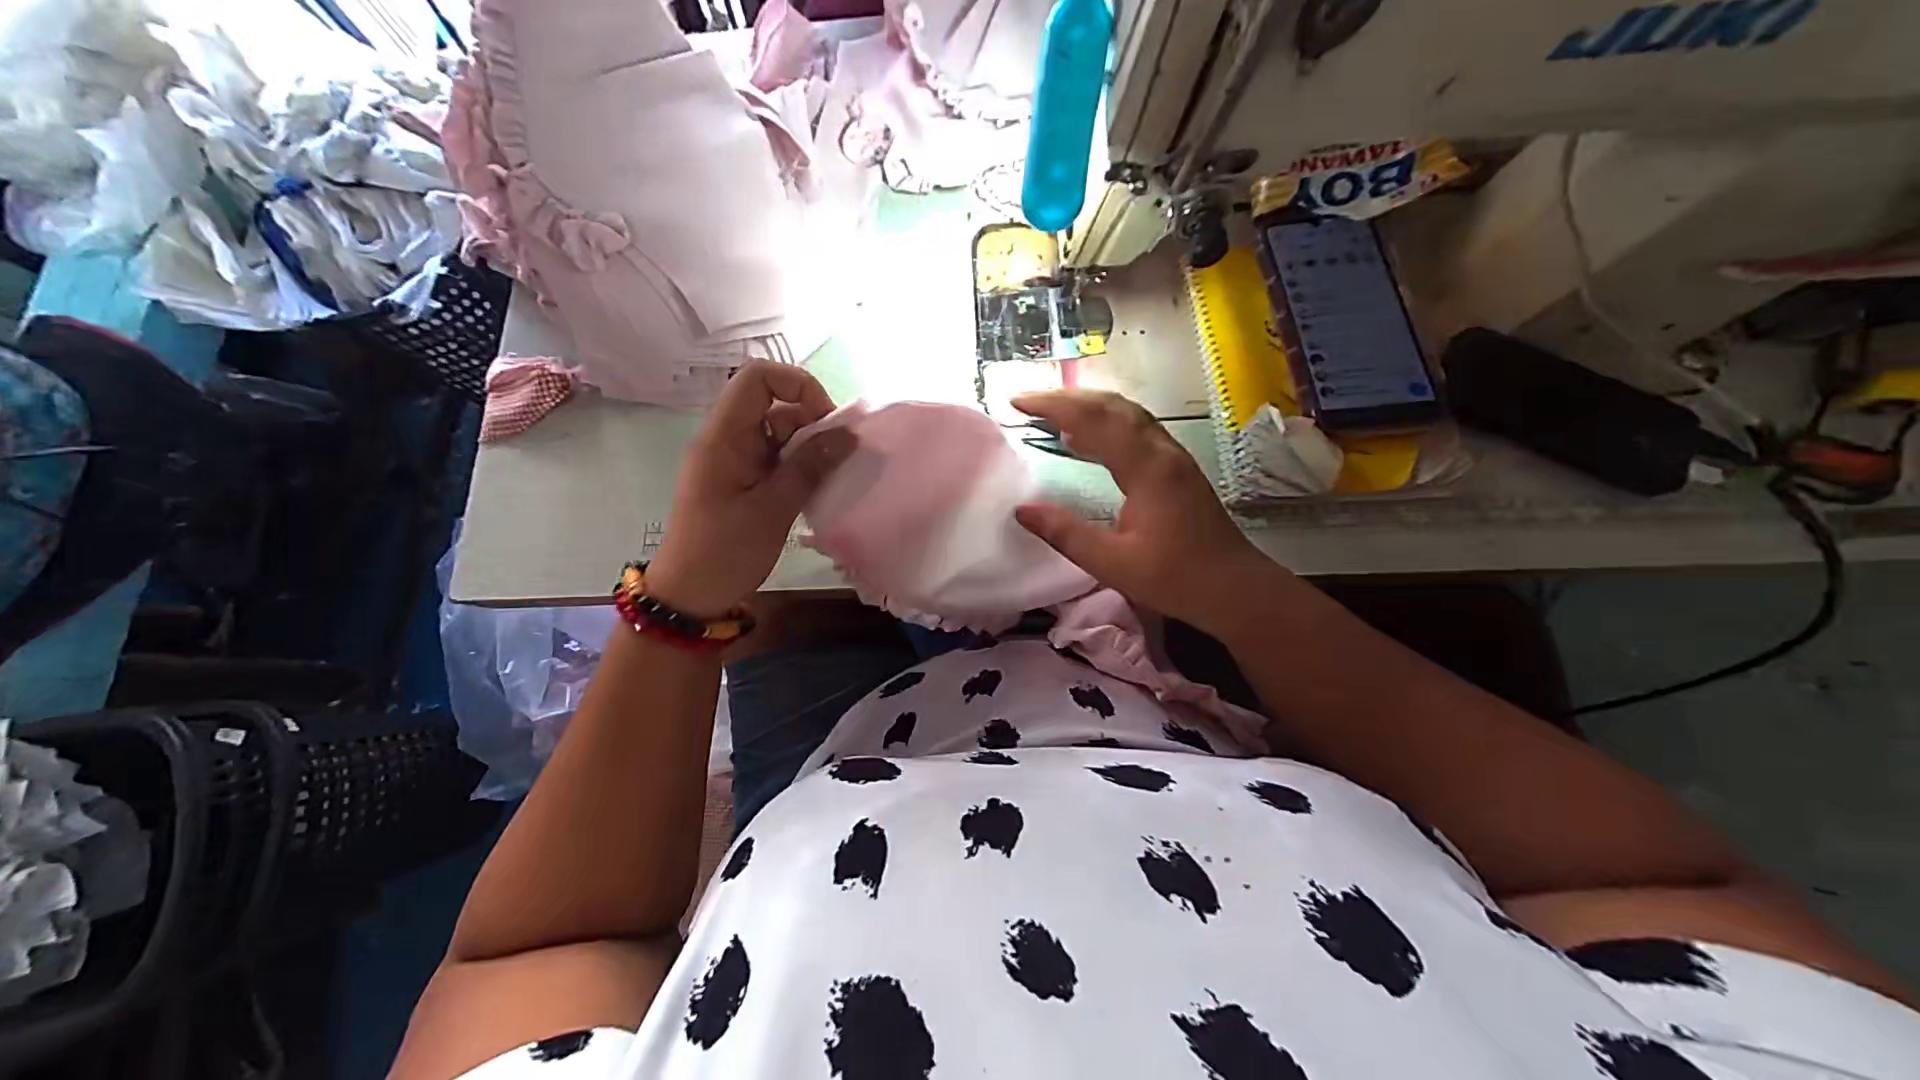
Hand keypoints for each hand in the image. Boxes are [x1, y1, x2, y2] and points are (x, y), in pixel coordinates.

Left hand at [646, 363, 854, 617]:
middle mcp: (728, 440)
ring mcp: (735, 461)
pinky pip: (776, 458)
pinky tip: (818, 488)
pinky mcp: (743, 481)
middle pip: (774, 405)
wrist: (690, 595)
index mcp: (724, 437)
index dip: (797, 385)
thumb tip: (848, 434)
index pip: (757, 378)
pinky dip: (800, 467)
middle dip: (813, 422)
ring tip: (834, 476)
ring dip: (810, 448)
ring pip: (780, 434)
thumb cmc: (725, 552)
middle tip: (841, 456)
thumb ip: (810, 467)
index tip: (827, 420)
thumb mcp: (773, 509)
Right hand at [1012, 390, 1281, 634]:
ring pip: (1128, 414)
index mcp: (1147, 469)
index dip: (1053, 406)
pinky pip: (1136, 430)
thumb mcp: (1113, 564)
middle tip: (1028, 402)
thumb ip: (1066, 534)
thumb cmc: (1176, 578)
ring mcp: (1173, 457)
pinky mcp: (1176, 469)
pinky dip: (1105, 423)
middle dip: (1068, 397)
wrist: (1235, 588)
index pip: (1094, 420)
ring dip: (1088, 407)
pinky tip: (1087, 439)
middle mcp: (1162, 452)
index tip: (1018, 402)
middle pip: (1113, 407)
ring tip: (1050, 413)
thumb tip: (1022, 510)